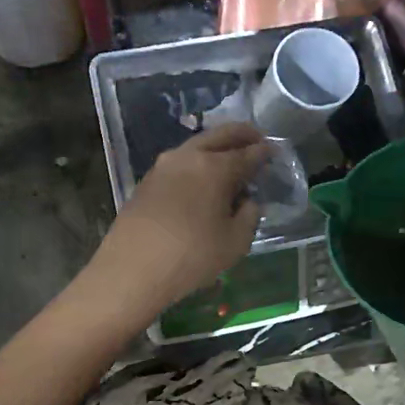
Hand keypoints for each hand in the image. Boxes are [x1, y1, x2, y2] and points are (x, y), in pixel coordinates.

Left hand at [84, 123, 270, 318]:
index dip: (263, 152)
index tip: (272, 152)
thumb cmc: (191, 256)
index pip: (247, 153)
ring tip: (228, 162)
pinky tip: (201, 180)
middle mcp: (187, 157)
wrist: (131, 269)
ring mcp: (162, 167)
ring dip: (214, 149)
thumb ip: (248, 216)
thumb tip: (247, 201)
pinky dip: (195, 164)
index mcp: (214, 167)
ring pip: (195, 147)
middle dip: (240, 135)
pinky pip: (179, 164)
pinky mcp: (146, 182)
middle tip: (255, 140)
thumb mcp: (235, 242)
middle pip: (218, 136)